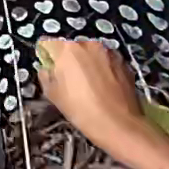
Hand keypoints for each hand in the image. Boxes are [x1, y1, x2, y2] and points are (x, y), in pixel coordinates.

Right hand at [36, 38, 168, 161]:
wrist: (120, 125)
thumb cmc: (82, 110)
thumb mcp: (53, 94)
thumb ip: (45, 75)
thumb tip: (46, 69)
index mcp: (67, 49)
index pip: (47, 42)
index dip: (45, 55)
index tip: (48, 66)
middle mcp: (88, 44)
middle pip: (70, 47)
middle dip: (67, 59)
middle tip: (68, 79)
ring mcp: (108, 52)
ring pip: (89, 53)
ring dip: (86, 63)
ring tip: (88, 85)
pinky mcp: (124, 62)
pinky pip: (105, 61)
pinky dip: (102, 69)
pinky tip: (102, 87)